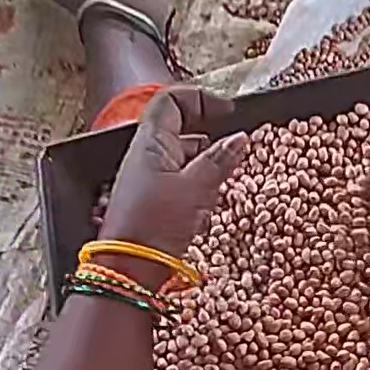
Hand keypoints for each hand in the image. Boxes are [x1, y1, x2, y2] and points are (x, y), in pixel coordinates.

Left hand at [97, 86, 249, 278]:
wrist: (129, 269)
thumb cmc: (155, 226)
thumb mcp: (195, 189)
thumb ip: (219, 162)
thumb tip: (240, 139)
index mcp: (151, 142)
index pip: (173, 101)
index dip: (201, 100)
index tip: (228, 112)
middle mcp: (148, 158)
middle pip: (182, 133)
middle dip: (210, 141)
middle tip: (234, 153)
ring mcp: (150, 182)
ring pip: (185, 163)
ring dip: (206, 170)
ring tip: (221, 186)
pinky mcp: (155, 206)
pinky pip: (182, 188)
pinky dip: (198, 192)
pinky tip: (206, 209)